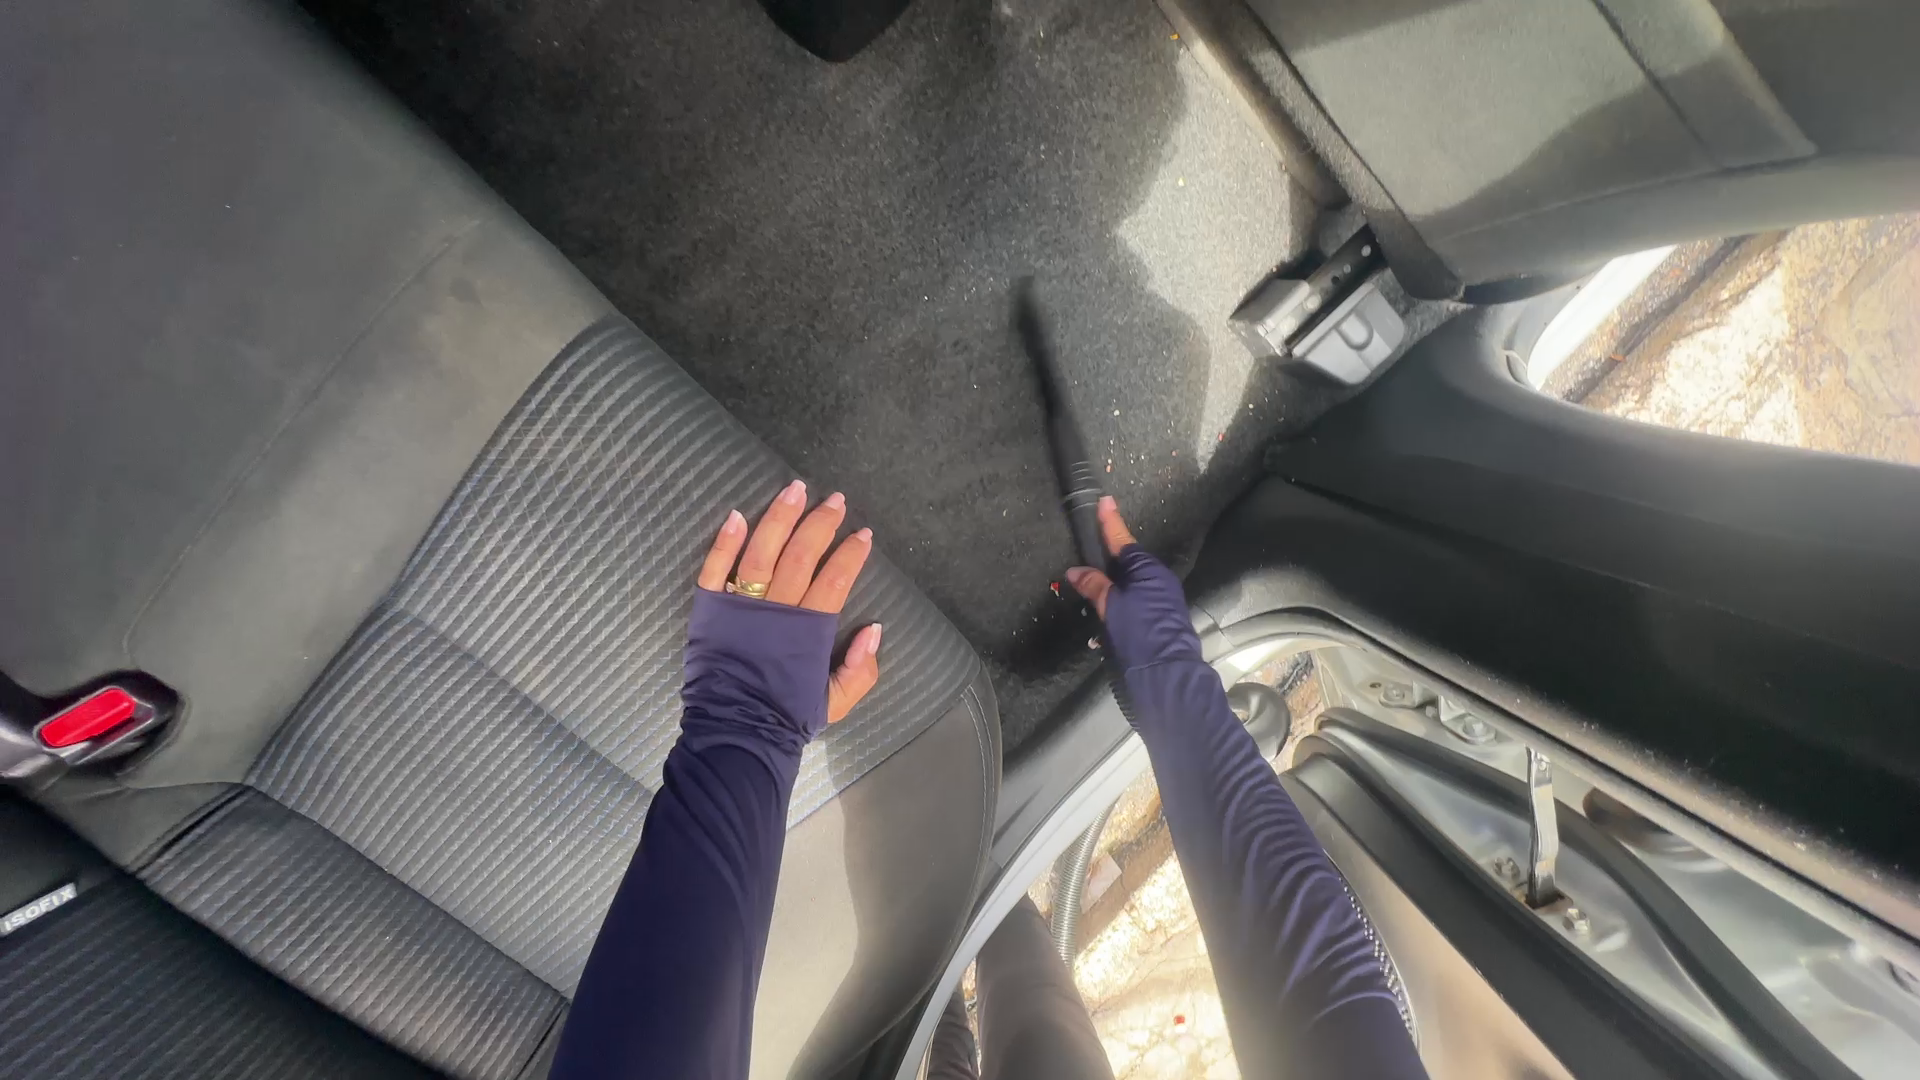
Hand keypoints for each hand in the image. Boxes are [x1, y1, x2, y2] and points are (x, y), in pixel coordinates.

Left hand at [697, 479, 883, 723]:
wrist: (734, 734)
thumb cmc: (786, 716)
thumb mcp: (836, 703)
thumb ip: (861, 669)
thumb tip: (875, 628)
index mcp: (808, 631)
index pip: (835, 579)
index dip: (852, 554)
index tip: (864, 534)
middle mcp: (776, 611)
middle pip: (801, 554)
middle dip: (821, 523)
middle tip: (836, 500)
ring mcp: (739, 607)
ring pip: (762, 550)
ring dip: (780, 517)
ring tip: (796, 488)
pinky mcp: (709, 609)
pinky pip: (715, 569)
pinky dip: (725, 541)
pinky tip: (738, 514)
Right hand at [1063, 496, 1201, 668]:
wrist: (1166, 675)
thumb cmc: (1139, 633)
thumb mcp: (1110, 606)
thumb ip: (1094, 585)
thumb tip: (1076, 571)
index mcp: (1148, 571)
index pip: (1122, 540)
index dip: (1110, 521)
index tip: (1104, 500)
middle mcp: (1157, 581)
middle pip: (1125, 566)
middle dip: (1105, 566)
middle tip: (1086, 560)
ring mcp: (1161, 602)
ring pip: (1128, 589)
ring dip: (1109, 595)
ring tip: (1092, 606)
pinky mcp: (1160, 621)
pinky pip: (1133, 608)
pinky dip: (1116, 614)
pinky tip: (1104, 630)